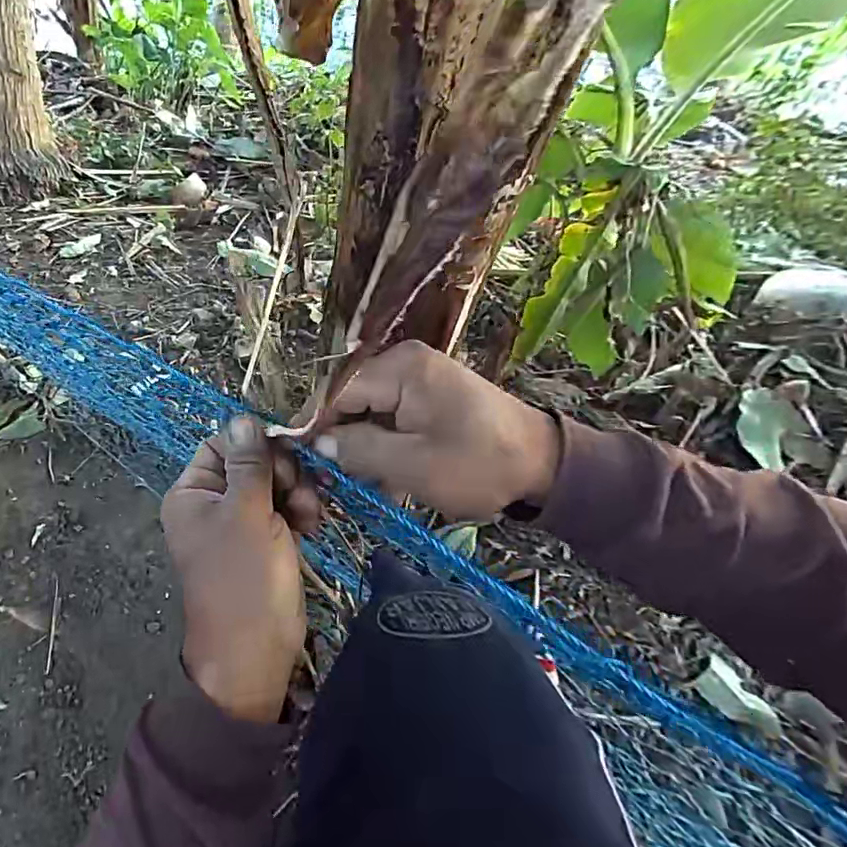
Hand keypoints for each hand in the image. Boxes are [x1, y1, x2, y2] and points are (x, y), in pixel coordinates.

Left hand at [160, 417, 317, 722]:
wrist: (256, 652)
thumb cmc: (243, 578)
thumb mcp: (246, 513)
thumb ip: (249, 463)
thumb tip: (243, 417)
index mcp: (193, 492)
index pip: (223, 444)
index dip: (256, 443)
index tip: (285, 452)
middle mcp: (213, 501)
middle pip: (253, 461)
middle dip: (283, 472)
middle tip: (299, 492)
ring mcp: (241, 520)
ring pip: (275, 482)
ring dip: (298, 492)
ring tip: (308, 516)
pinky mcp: (266, 538)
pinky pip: (286, 506)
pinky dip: (301, 510)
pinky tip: (312, 525)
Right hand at [311, 340, 560, 520]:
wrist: (544, 464)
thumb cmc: (479, 463)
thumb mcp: (412, 465)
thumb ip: (359, 450)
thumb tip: (318, 445)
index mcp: (401, 367)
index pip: (337, 391)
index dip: (315, 426)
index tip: (302, 461)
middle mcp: (405, 362)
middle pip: (352, 400)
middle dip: (342, 440)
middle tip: (335, 481)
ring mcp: (419, 376)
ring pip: (370, 411)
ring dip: (365, 447)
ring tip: (369, 485)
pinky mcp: (430, 394)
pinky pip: (392, 416)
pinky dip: (387, 444)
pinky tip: (392, 477)